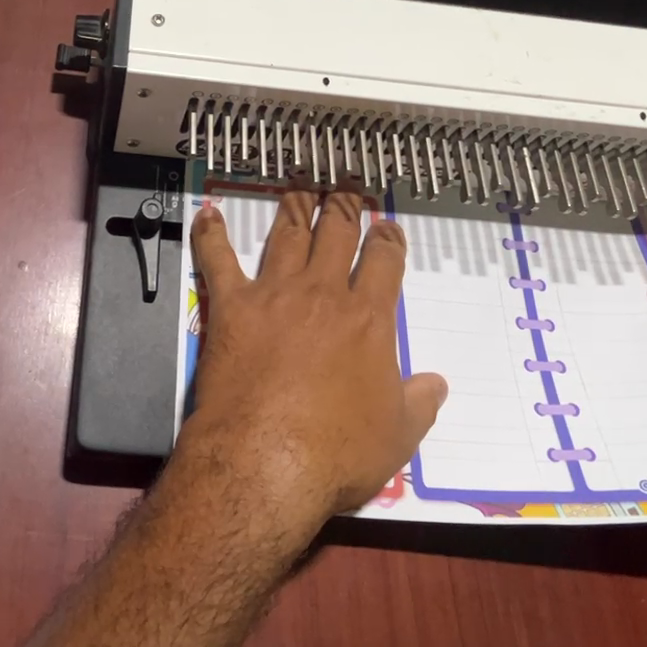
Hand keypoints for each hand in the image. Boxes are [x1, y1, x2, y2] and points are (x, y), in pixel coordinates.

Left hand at [183, 190, 446, 529]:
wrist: (266, 460)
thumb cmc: (338, 453)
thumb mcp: (398, 436)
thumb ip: (419, 403)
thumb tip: (437, 382)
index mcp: (368, 320)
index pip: (384, 262)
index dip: (388, 239)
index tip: (386, 227)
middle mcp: (323, 294)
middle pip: (336, 233)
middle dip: (343, 206)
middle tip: (344, 188)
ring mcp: (274, 295)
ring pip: (287, 235)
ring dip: (294, 207)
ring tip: (299, 187)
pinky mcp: (231, 305)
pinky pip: (218, 260)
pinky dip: (212, 235)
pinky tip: (208, 214)